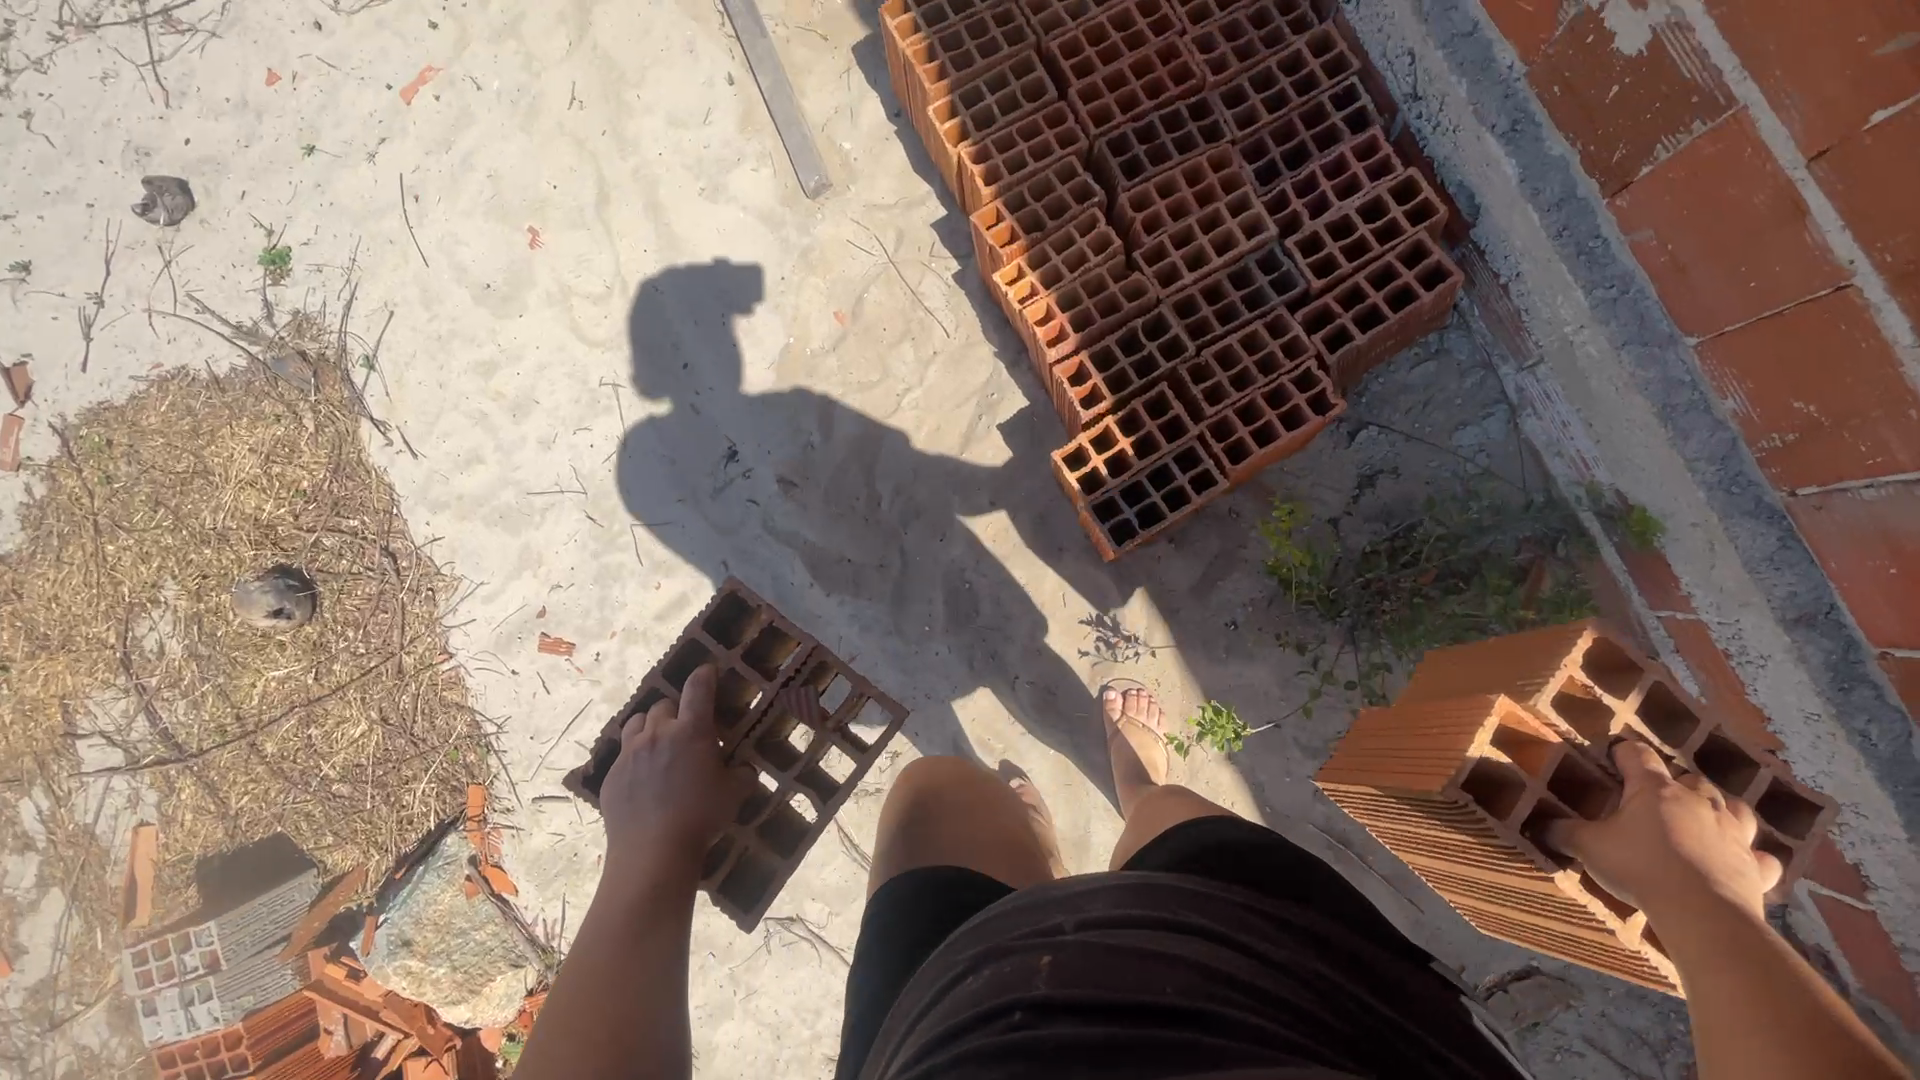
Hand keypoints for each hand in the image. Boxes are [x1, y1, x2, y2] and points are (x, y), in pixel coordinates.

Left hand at [599, 664, 754, 887]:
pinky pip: (623, 755)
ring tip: (659, 744)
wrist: (652, 851)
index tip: (708, 671)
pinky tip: (644, 779)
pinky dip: (635, 758)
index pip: (698, 688)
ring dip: (650, 727)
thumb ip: (741, 774)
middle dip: (676, 711)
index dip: (704, 675)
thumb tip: (743, 769)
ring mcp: (630, 754)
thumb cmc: (701, 817)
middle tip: (686, 729)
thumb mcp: (734, 794)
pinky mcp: (612, 776)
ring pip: (636, 723)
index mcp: (691, 731)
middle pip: (663, 705)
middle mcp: (658, 734)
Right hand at [1545, 741, 1782, 923]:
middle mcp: (1699, 803)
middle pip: (1692, 779)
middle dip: (1677, 783)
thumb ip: (1562, 831)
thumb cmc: (1639, 866)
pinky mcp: (1757, 868)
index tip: (1613, 757)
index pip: (1639, 755)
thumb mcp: (1587, 846)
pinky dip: (1755, 856)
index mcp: (1656, 790)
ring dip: (1722, 809)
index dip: (1624, 752)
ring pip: (1736, 809)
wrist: (1702, 912)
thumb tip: (1537, 824)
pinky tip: (1746, 860)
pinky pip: (1763, 857)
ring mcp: (1734, 835)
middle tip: (1657, 797)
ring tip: (1707, 818)